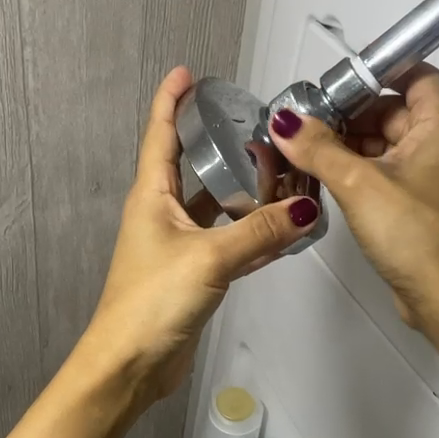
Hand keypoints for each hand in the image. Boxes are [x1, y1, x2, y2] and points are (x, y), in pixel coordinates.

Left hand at [79, 67, 320, 401]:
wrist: (131, 365)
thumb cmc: (152, 302)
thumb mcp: (209, 258)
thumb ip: (260, 232)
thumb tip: (307, 208)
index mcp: (151, 197)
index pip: (160, 136)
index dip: (171, 101)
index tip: (187, 73)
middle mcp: (162, 214)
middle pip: (194, 169)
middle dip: (221, 146)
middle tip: (258, 127)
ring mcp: (178, 246)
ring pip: (216, 208)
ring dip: (245, 194)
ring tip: (284, 175)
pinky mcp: (193, 275)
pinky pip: (228, 243)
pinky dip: (252, 236)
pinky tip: (283, 232)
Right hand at [268, 64, 438, 330]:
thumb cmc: (418, 235)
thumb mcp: (361, 184)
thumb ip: (319, 149)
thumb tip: (283, 121)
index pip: (415, 74)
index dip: (377, 71)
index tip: (333, 83)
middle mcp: (438, 145)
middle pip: (391, 109)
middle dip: (348, 113)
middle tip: (304, 124)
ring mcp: (427, 178)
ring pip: (383, 144)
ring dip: (346, 145)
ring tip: (303, 152)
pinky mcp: (414, 206)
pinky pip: (381, 174)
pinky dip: (354, 172)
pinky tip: (322, 180)